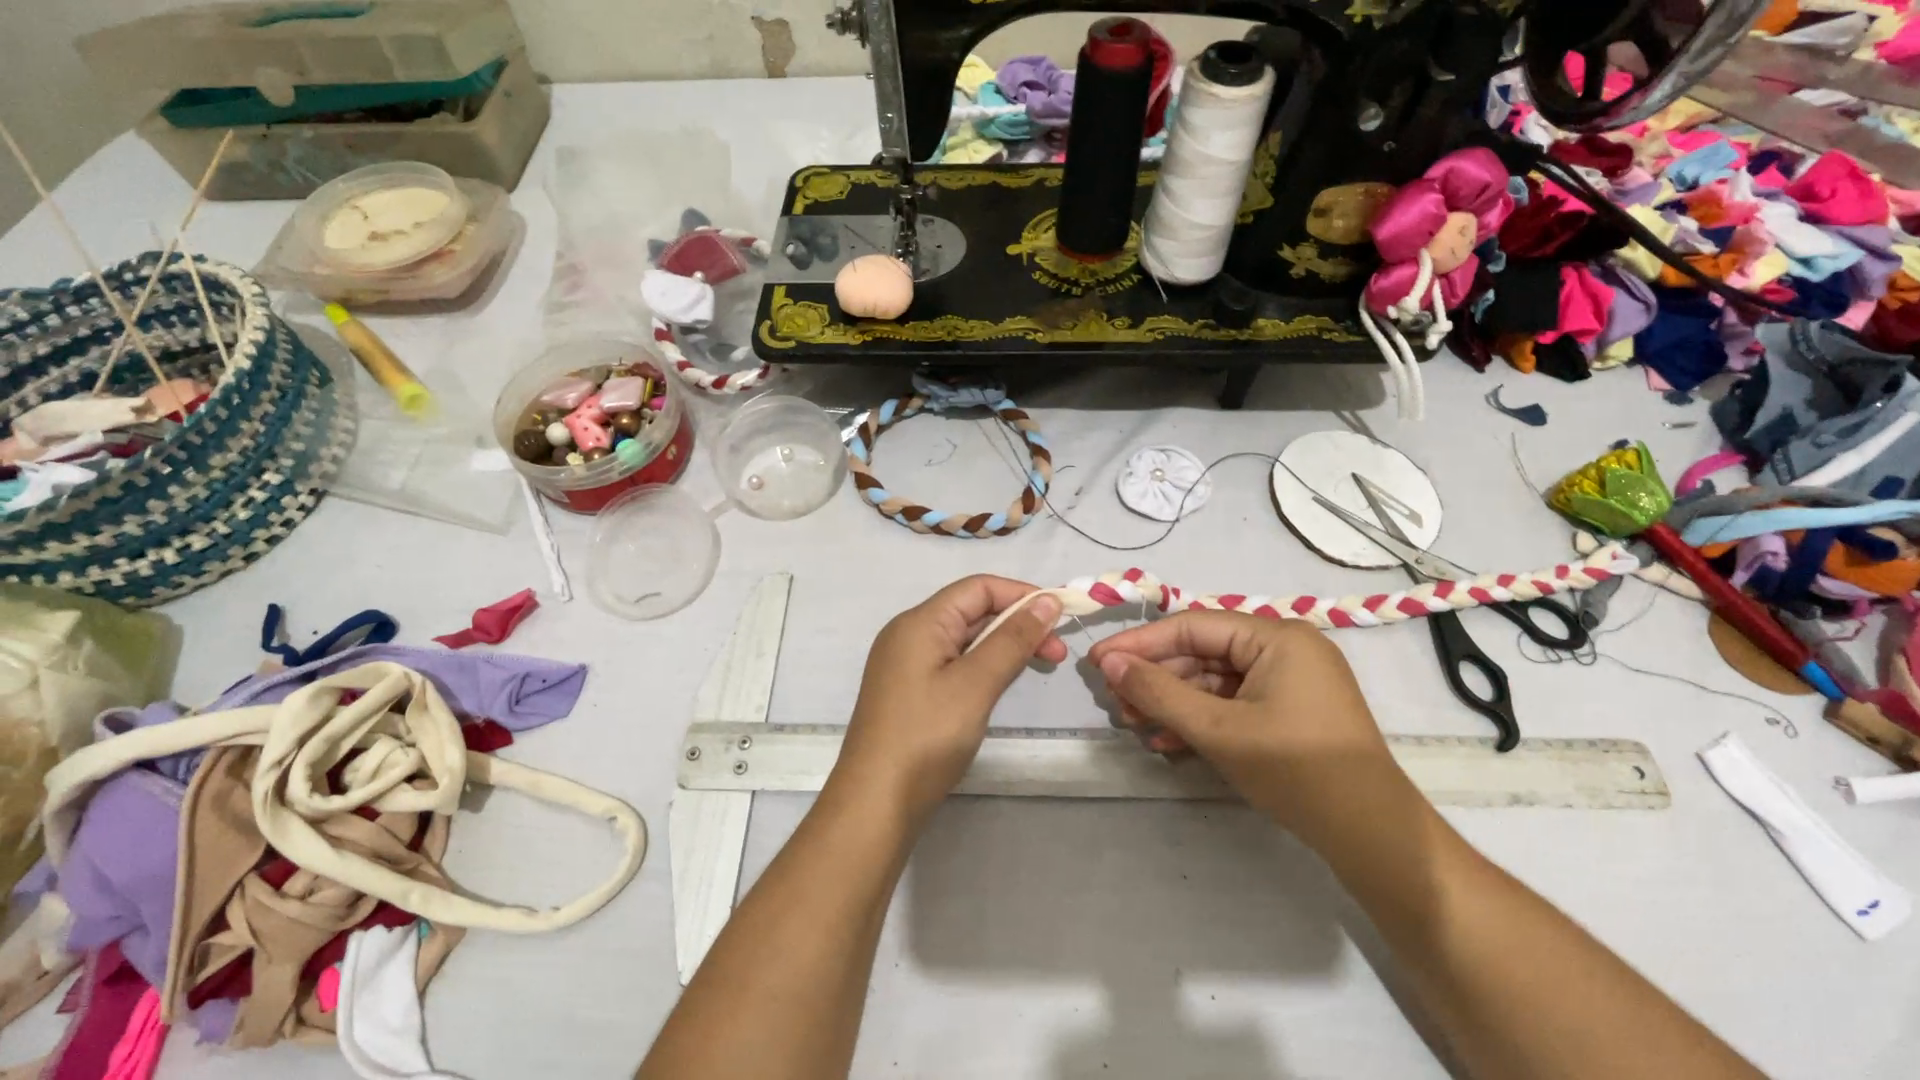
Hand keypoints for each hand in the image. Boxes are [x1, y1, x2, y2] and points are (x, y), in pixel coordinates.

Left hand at [835, 576, 1067, 825]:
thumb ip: (1012, 639)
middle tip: (1059, 653)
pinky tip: (1004, 683)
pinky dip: (985, 665)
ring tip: (1043, 665)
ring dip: (1005, 645)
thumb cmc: (927, 736)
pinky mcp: (911, 692)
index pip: (978, 587)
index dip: (1022, 594)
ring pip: (966, 639)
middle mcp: (909, 634)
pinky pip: (955, 663)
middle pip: (972, 610)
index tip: (1063, 616)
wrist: (877, 801)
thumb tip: (1046, 600)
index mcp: (919, 622)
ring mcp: (907, 665)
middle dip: (1019, 622)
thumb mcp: (976, 684)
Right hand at [1087, 611, 1413, 846]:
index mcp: (1276, 636)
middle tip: (1113, 701)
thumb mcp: (1218, 730)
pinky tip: (1166, 741)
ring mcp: (1290, 681)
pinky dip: (1200, 718)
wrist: (1368, 831)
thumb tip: (1109, 663)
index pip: (1192, 626)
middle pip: (1203, 652)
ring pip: (1215, 680)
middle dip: (1156, 678)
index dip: (1140, 643)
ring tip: (1132, 725)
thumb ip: (1159, 692)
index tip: (1097, 662)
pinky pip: (1233, 703)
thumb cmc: (1294, 769)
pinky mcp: (1290, 711)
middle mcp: (1285, 648)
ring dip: (1173, 702)